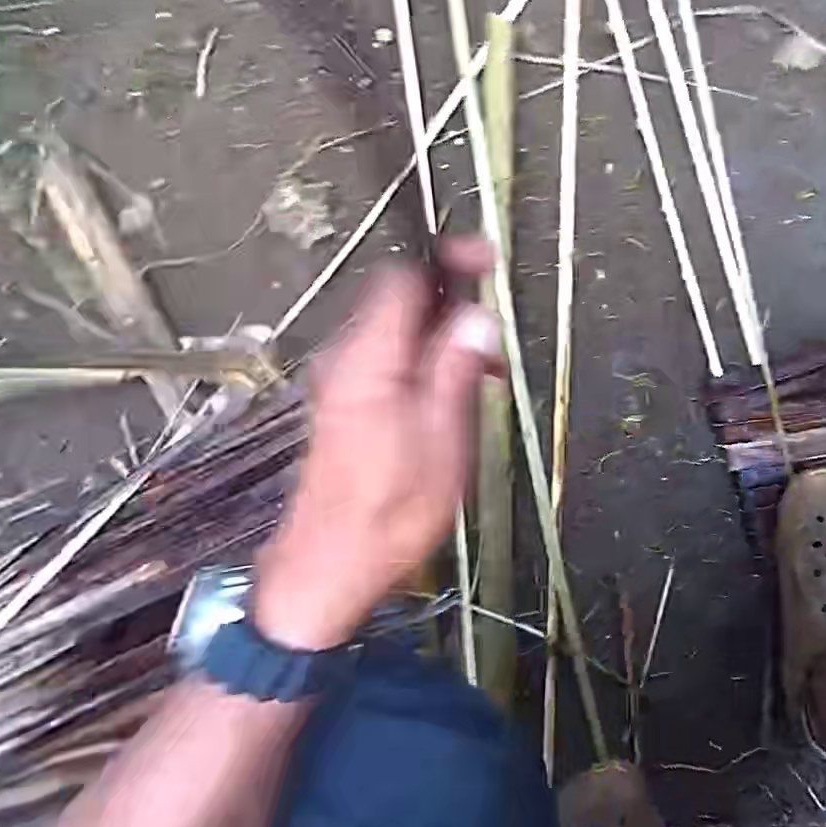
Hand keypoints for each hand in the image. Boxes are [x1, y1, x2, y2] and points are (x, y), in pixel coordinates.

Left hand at [251, 240, 500, 649]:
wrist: (328, 568)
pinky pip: (392, 357)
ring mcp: (344, 382)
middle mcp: (349, 362)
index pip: (403, 280)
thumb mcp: (442, 441)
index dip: (446, 258)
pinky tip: (456, 390)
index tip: (486, 258)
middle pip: (401, 300)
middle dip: (455, 302)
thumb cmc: (391, 511)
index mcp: (371, 364)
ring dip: (446, 334)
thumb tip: (476, 319)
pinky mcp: (348, 403)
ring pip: (400, 330)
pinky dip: (428, 357)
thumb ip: (456, 371)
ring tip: (486, 371)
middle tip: (496, 337)